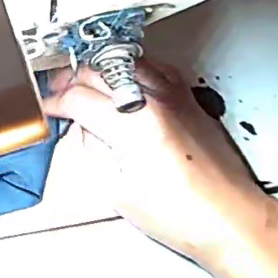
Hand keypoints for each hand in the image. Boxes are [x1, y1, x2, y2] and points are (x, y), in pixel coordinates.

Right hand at [45, 58, 277, 272]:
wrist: (229, 218)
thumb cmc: (185, 215)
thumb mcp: (118, 190)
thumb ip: (91, 150)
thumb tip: (80, 129)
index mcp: (133, 125)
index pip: (78, 98)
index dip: (54, 102)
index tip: (48, 108)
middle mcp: (155, 101)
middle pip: (97, 71)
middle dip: (69, 81)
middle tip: (59, 95)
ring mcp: (174, 95)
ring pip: (123, 59)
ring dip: (97, 69)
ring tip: (85, 84)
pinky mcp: (187, 97)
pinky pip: (153, 65)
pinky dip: (129, 67)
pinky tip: (122, 78)